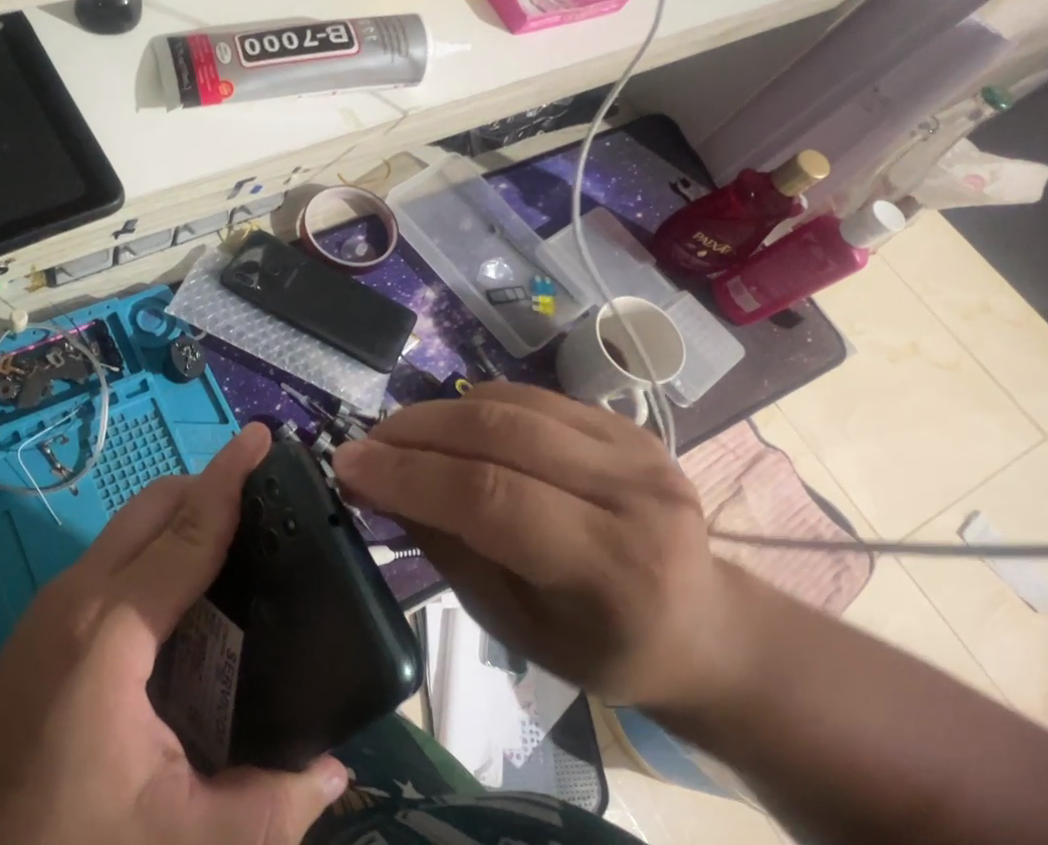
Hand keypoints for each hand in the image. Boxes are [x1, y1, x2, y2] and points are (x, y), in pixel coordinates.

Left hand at [0, 423, 346, 844]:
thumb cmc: (57, 836)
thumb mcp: (174, 835)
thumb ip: (265, 807)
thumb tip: (333, 774)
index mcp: (114, 629)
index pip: (188, 530)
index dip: (229, 479)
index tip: (262, 436)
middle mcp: (80, 595)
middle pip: (152, 506)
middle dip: (208, 487)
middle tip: (272, 505)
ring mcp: (53, 605)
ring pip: (128, 528)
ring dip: (181, 519)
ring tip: (244, 546)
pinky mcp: (42, 624)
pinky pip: (111, 560)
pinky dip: (155, 551)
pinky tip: (189, 600)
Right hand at [333, 382, 749, 711]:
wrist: (700, 627)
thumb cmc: (599, 648)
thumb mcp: (514, 625)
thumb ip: (448, 549)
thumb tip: (378, 487)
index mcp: (612, 568)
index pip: (492, 499)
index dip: (409, 476)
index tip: (347, 467)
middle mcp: (634, 496)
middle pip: (502, 435)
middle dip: (415, 433)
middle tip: (362, 445)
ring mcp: (639, 450)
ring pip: (514, 405)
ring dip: (438, 413)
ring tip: (393, 435)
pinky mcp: (630, 426)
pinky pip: (535, 399)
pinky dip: (476, 406)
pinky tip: (445, 427)